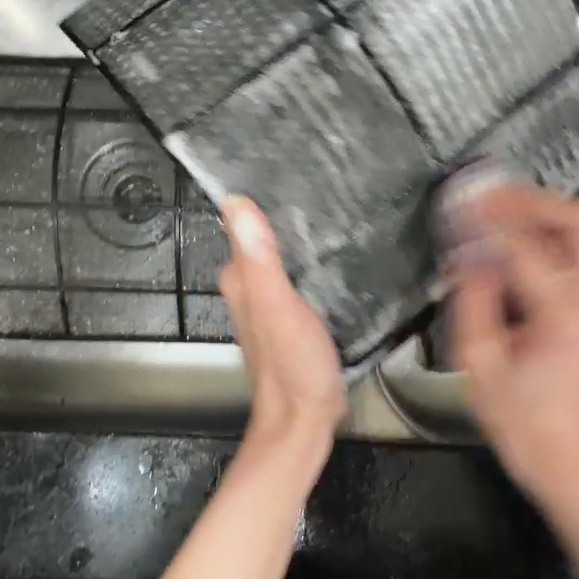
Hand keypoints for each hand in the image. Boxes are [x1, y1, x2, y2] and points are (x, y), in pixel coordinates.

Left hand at [219, 197, 346, 448]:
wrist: (306, 419)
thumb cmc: (292, 366)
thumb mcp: (277, 308)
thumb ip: (260, 259)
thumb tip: (235, 203)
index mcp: (241, 279)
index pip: (245, 221)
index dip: (264, 190)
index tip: (290, 159)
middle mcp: (251, 286)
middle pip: (268, 234)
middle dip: (292, 208)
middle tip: (329, 175)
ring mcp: (274, 301)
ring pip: (289, 254)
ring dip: (308, 234)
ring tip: (342, 201)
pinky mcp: (297, 315)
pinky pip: (306, 275)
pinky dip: (319, 261)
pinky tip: (343, 251)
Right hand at [445, 180, 578, 492]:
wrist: (560, 443)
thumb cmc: (515, 412)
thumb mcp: (476, 361)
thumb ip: (472, 298)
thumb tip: (469, 252)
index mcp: (566, 319)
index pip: (528, 250)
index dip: (492, 223)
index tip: (465, 206)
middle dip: (538, 201)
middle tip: (497, 196)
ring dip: (560, 210)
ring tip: (517, 210)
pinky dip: (572, 228)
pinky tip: (538, 234)